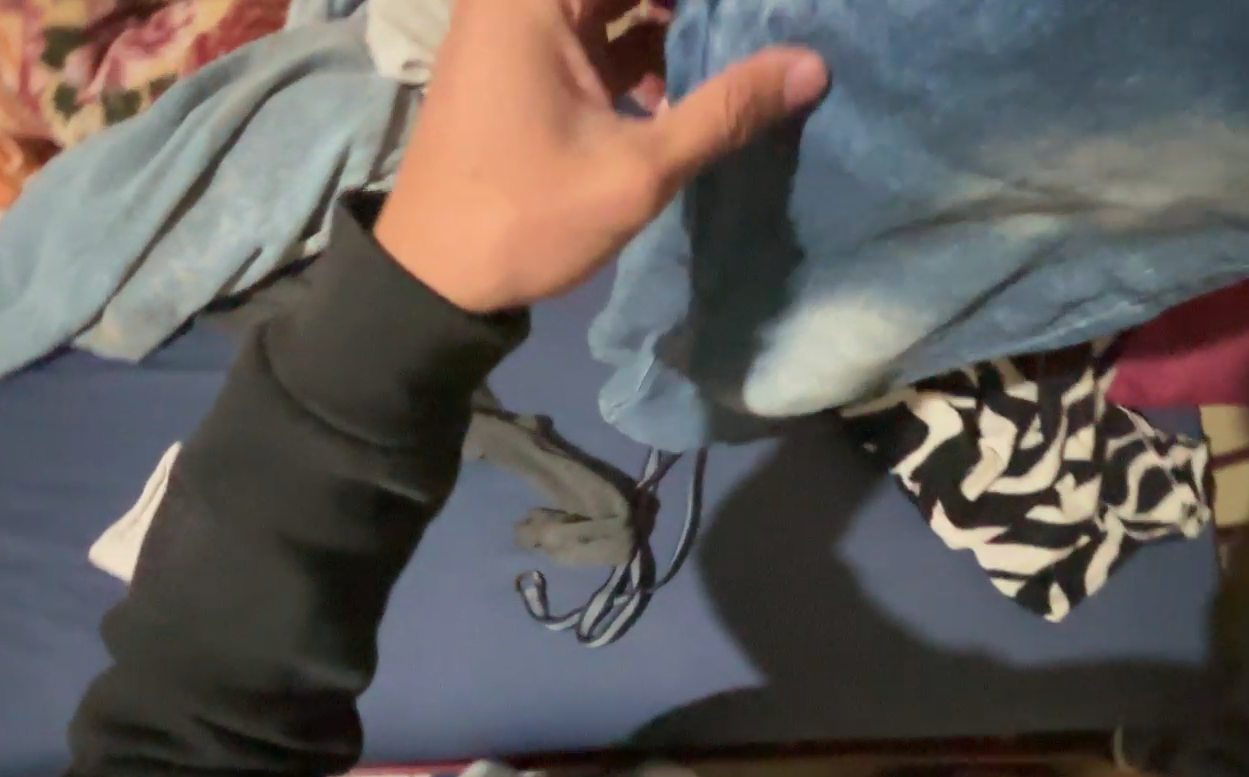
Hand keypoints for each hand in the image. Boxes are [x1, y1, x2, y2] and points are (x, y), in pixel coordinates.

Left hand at [373, 0, 827, 312]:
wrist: (437, 278)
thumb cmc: (528, 219)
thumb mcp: (635, 171)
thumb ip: (722, 113)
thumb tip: (811, 67)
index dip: (707, 1)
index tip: (759, 17)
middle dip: (693, 10)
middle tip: (756, 32)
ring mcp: (518, 31)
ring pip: (610, 7)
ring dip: (669, 30)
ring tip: (730, 64)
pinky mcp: (520, 71)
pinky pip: (590, 42)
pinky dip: (634, 61)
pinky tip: (675, 101)